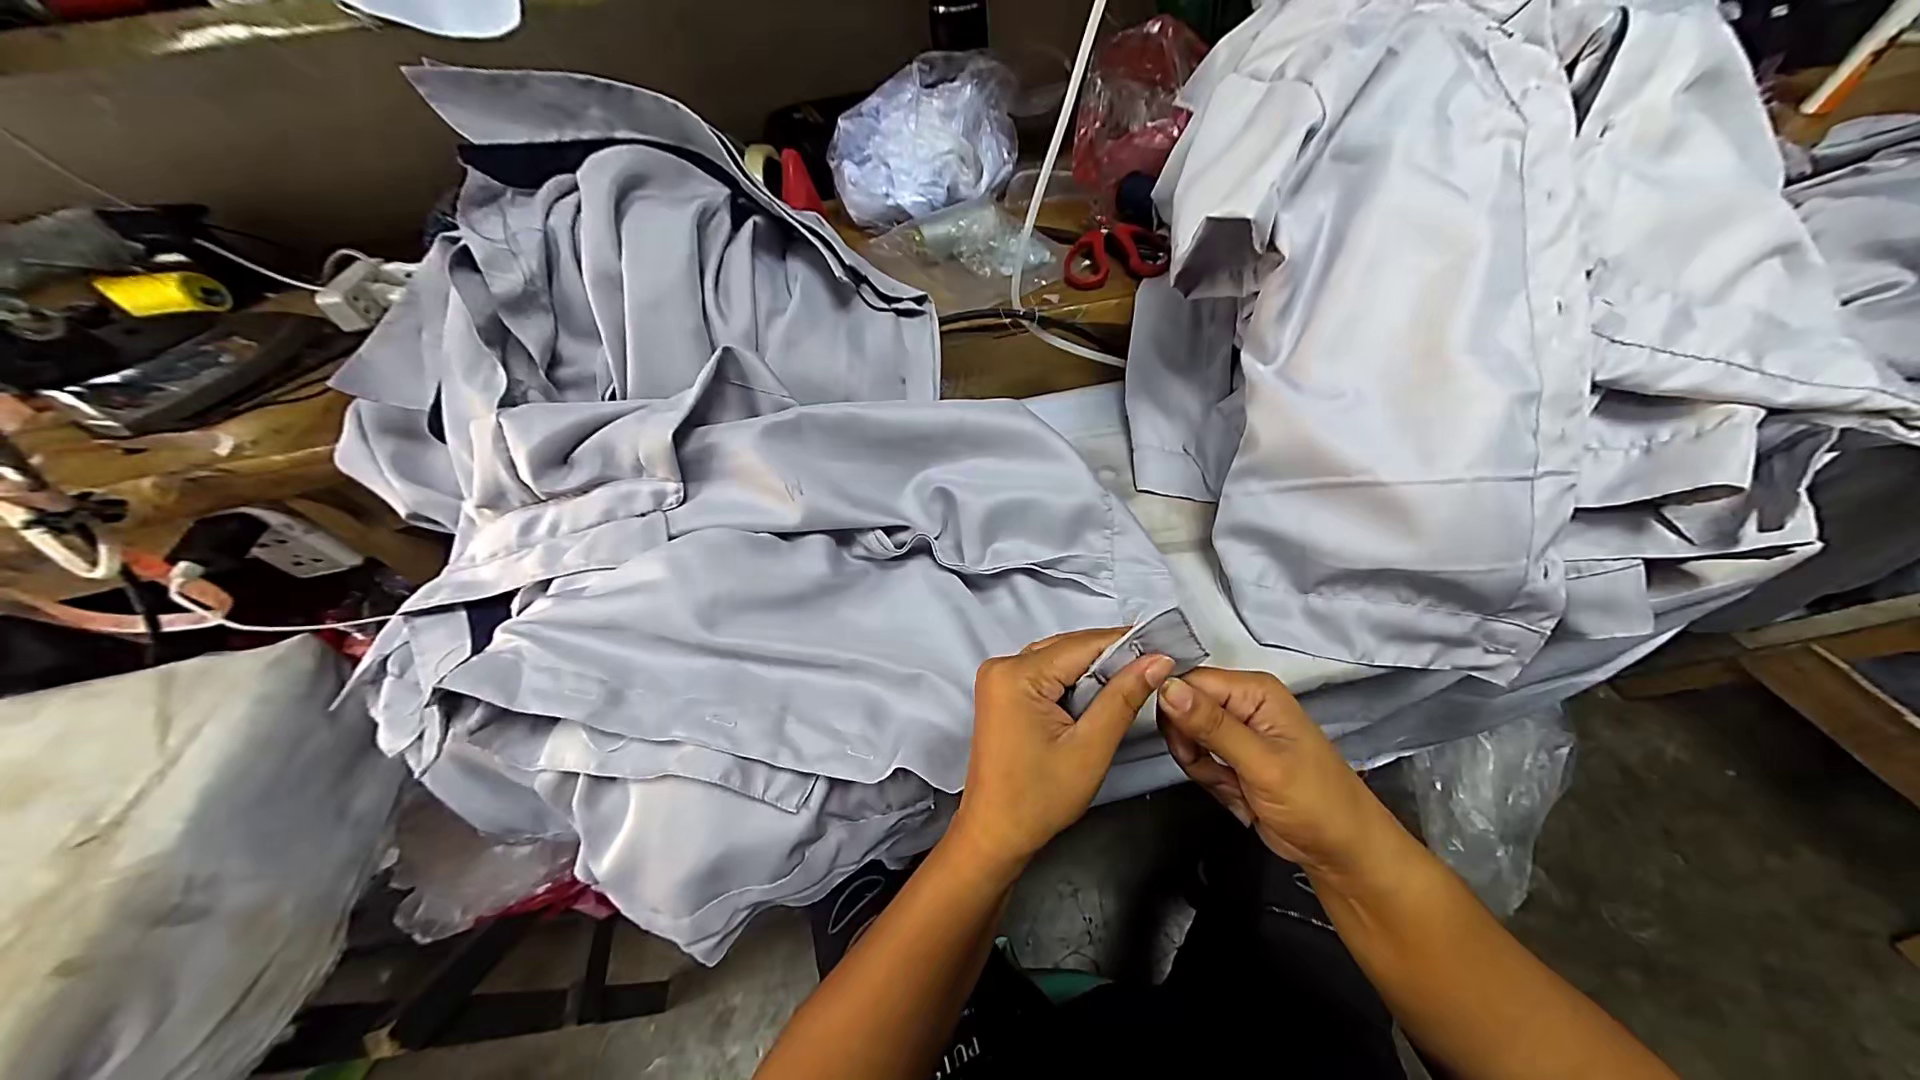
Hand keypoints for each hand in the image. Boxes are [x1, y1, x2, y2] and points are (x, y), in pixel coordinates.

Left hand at [948, 628, 1174, 872]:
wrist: (995, 832)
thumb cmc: (1037, 799)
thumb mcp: (1090, 747)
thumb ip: (1123, 698)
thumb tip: (1155, 660)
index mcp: (1016, 675)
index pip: (1082, 645)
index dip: (1126, 643)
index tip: (1165, 647)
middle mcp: (1002, 666)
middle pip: (1069, 647)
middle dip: (1111, 656)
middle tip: (1155, 665)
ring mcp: (998, 678)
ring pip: (1059, 657)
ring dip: (1093, 668)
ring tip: (1134, 678)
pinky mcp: (1002, 691)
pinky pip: (1045, 671)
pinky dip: (1073, 679)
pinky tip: (1099, 692)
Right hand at [1157, 667, 1403, 882]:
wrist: (1343, 852)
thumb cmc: (1316, 803)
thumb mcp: (1261, 763)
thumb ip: (1211, 724)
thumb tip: (1167, 687)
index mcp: (1254, 690)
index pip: (1189, 682)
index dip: (1176, 711)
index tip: (1186, 745)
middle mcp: (1243, 702)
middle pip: (1183, 708)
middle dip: (1189, 745)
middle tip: (1213, 769)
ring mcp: (1237, 730)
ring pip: (1186, 736)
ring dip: (1201, 767)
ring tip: (1234, 785)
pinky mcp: (1232, 755)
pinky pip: (1198, 757)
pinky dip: (1209, 778)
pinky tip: (1236, 793)